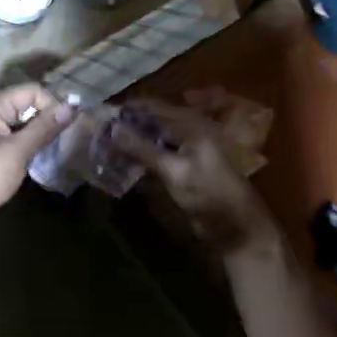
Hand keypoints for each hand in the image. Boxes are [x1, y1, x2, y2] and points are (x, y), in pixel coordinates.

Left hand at [0, 85, 75, 232]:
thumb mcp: (17, 152)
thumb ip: (43, 128)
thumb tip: (71, 106)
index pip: (31, 91)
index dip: (52, 103)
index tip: (69, 125)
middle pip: (27, 103)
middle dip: (49, 117)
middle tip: (69, 138)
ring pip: (24, 121)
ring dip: (42, 131)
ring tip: (60, 148)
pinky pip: (17, 135)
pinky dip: (31, 142)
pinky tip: (43, 156)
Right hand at [112, 95, 276, 254]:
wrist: (238, 229)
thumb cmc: (210, 195)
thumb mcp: (173, 171)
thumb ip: (141, 148)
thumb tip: (111, 127)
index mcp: (191, 123)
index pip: (152, 106)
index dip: (126, 108)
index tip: (100, 114)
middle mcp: (189, 129)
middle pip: (151, 119)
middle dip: (127, 123)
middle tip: (98, 129)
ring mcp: (187, 147)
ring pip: (152, 135)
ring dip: (132, 139)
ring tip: (104, 142)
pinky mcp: (183, 165)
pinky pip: (157, 151)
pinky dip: (140, 153)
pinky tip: (122, 159)